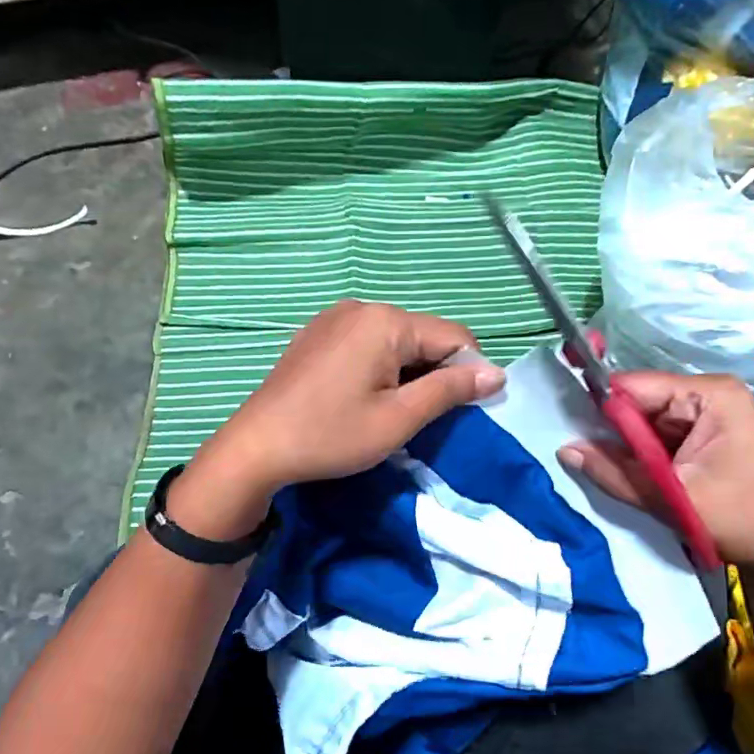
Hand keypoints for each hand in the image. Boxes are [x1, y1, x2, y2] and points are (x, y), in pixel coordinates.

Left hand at [171, 302, 503, 536]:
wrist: (256, 446)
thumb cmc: (331, 434)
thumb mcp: (398, 419)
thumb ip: (449, 390)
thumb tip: (496, 373)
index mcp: (386, 321)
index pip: (454, 337)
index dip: (468, 373)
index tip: (462, 412)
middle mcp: (361, 307)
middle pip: (423, 336)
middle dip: (434, 372)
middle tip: (419, 417)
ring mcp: (333, 318)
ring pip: (395, 340)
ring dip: (406, 372)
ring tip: (389, 411)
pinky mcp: (316, 334)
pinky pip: (365, 342)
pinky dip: (378, 366)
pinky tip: (361, 397)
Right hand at [556, 372, 753, 575]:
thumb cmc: (751, 520)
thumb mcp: (674, 499)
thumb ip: (615, 473)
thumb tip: (563, 449)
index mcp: (709, 394)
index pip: (632, 386)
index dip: (598, 409)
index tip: (570, 435)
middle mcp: (708, 397)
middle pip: (637, 406)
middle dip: (613, 436)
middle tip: (589, 465)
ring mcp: (709, 420)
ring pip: (644, 428)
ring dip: (629, 455)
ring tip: (616, 478)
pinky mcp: (707, 443)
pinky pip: (659, 444)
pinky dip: (644, 464)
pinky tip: (638, 482)